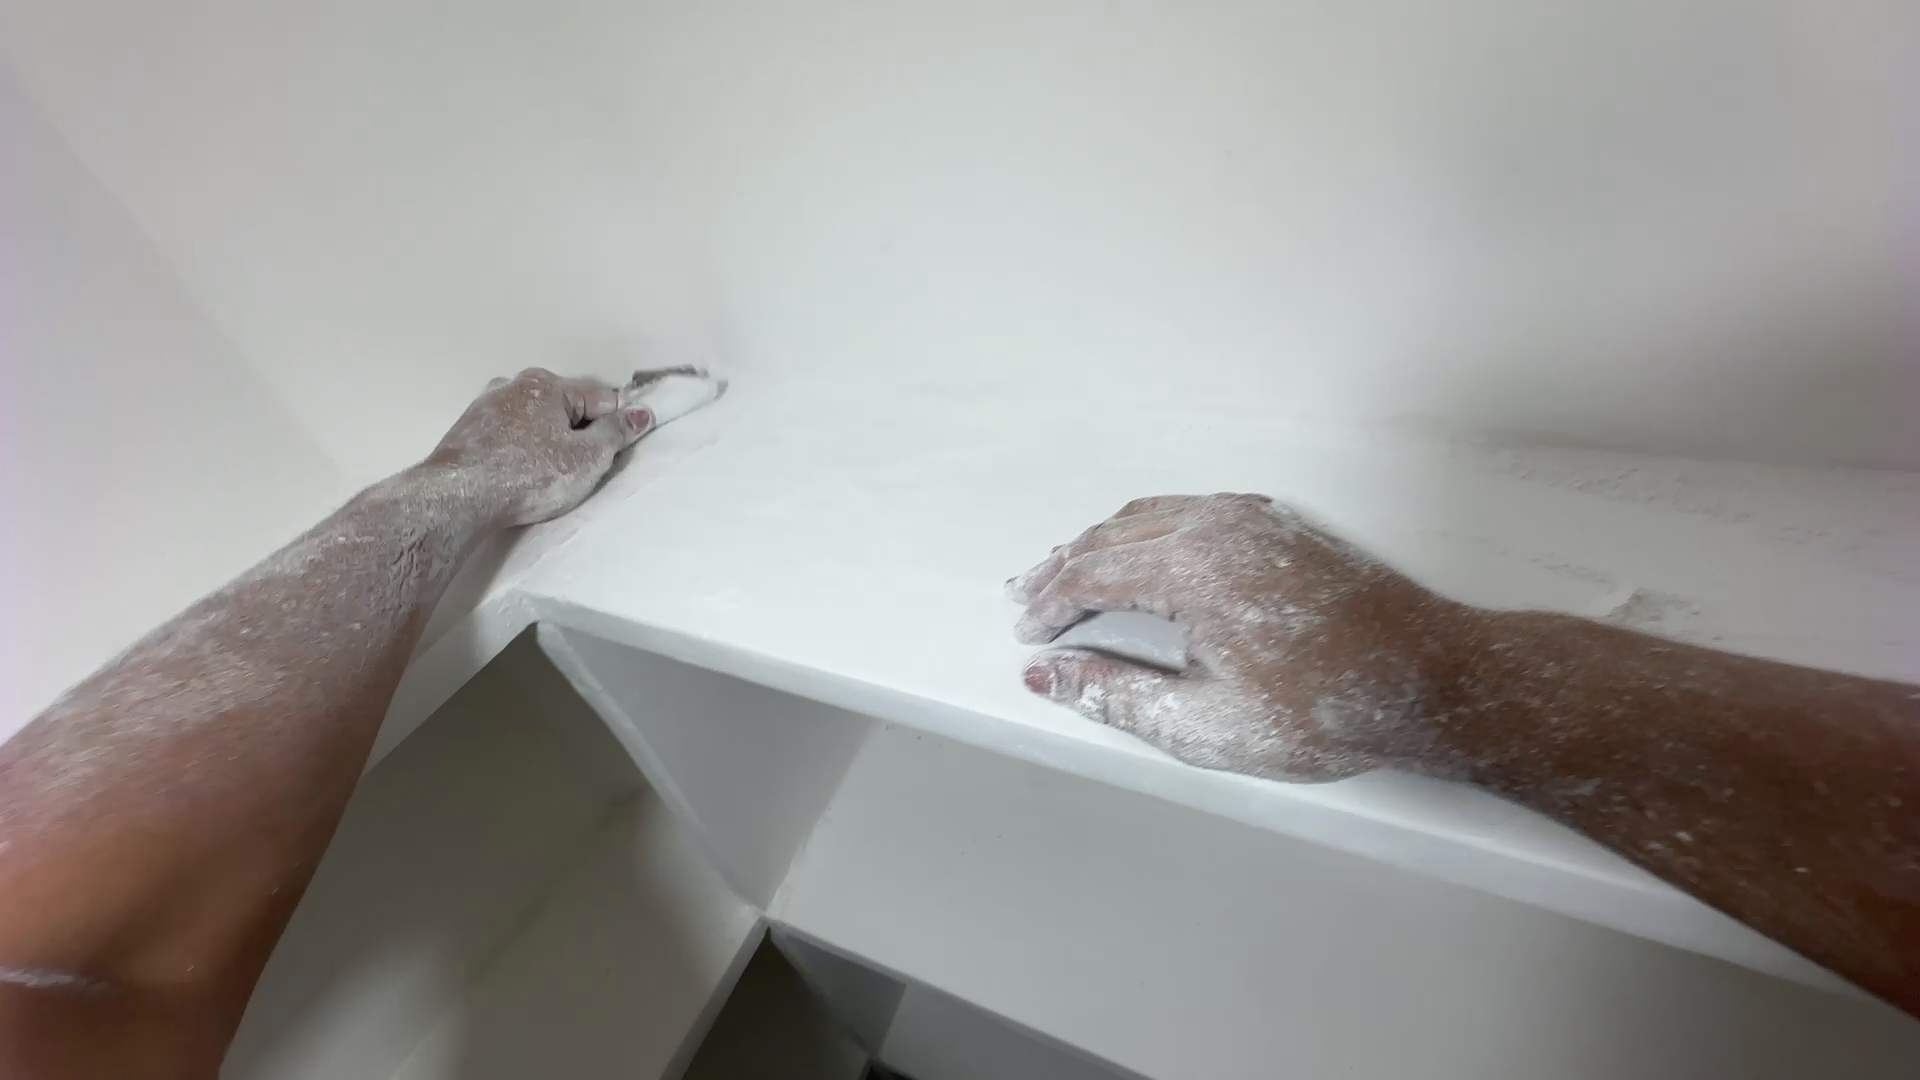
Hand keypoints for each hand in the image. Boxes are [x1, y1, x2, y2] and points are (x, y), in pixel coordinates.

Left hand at [424, 367, 675, 528]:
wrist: (458, 498)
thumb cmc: (531, 475)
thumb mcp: (588, 457)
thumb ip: (618, 432)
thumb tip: (642, 413)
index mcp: (548, 384)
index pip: (603, 399)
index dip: (614, 427)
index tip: (610, 454)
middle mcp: (515, 384)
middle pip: (568, 407)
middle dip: (580, 432)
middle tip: (579, 468)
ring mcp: (487, 404)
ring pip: (538, 420)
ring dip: (550, 440)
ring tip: (547, 473)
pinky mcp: (468, 429)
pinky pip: (512, 433)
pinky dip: (523, 448)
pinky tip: (521, 473)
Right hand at [1010, 493, 1472, 781]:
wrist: (1431, 681)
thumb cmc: (1322, 711)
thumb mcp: (1202, 724)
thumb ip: (1113, 695)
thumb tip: (1045, 675)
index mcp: (1190, 568)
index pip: (1090, 576)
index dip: (1049, 605)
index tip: (1027, 631)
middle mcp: (1210, 526)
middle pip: (1107, 539)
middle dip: (1059, 570)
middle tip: (1024, 597)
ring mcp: (1242, 517)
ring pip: (1141, 517)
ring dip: (1096, 546)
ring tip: (1062, 571)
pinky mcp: (1266, 521)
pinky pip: (1181, 510)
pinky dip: (1140, 529)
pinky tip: (1133, 548)